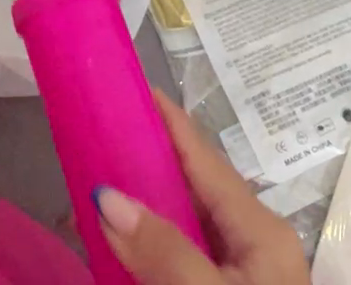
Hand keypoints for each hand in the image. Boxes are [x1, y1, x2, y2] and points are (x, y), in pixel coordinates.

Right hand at [95, 92, 309, 284]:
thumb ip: (161, 252)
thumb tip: (105, 193)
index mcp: (259, 230)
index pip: (202, 156)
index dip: (165, 117)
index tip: (124, 84)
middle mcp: (251, 242)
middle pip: (190, 184)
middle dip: (142, 158)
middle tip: (92, 133)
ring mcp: (237, 274)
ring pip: (180, 221)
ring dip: (138, 203)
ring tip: (90, 179)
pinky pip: (177, 257)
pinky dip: (144, 245)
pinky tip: (113, 244)